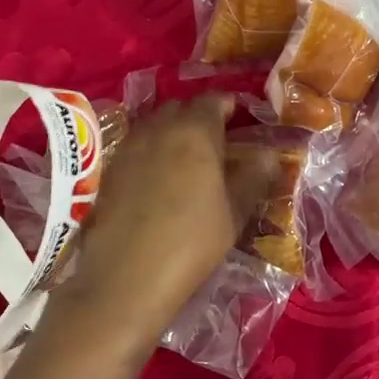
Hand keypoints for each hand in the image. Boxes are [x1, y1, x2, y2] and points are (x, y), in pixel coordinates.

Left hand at [61, 96, 274, 338]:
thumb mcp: (234, 212)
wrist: (126, 277)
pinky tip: (159, 178)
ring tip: (188, 157)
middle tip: (216, 140)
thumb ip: (253, 177)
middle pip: (181, 108)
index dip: (229, 106)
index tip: (241, 119)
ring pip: (155, 125)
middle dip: (199, 116)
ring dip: (172, 131)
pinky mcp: (109, 170)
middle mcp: (159, 129)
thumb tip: (269, 155)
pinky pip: (136, 146)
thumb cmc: (191, 242)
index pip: (214, 100)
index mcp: (195, 132)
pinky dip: (151, 151)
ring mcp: (129, 147)